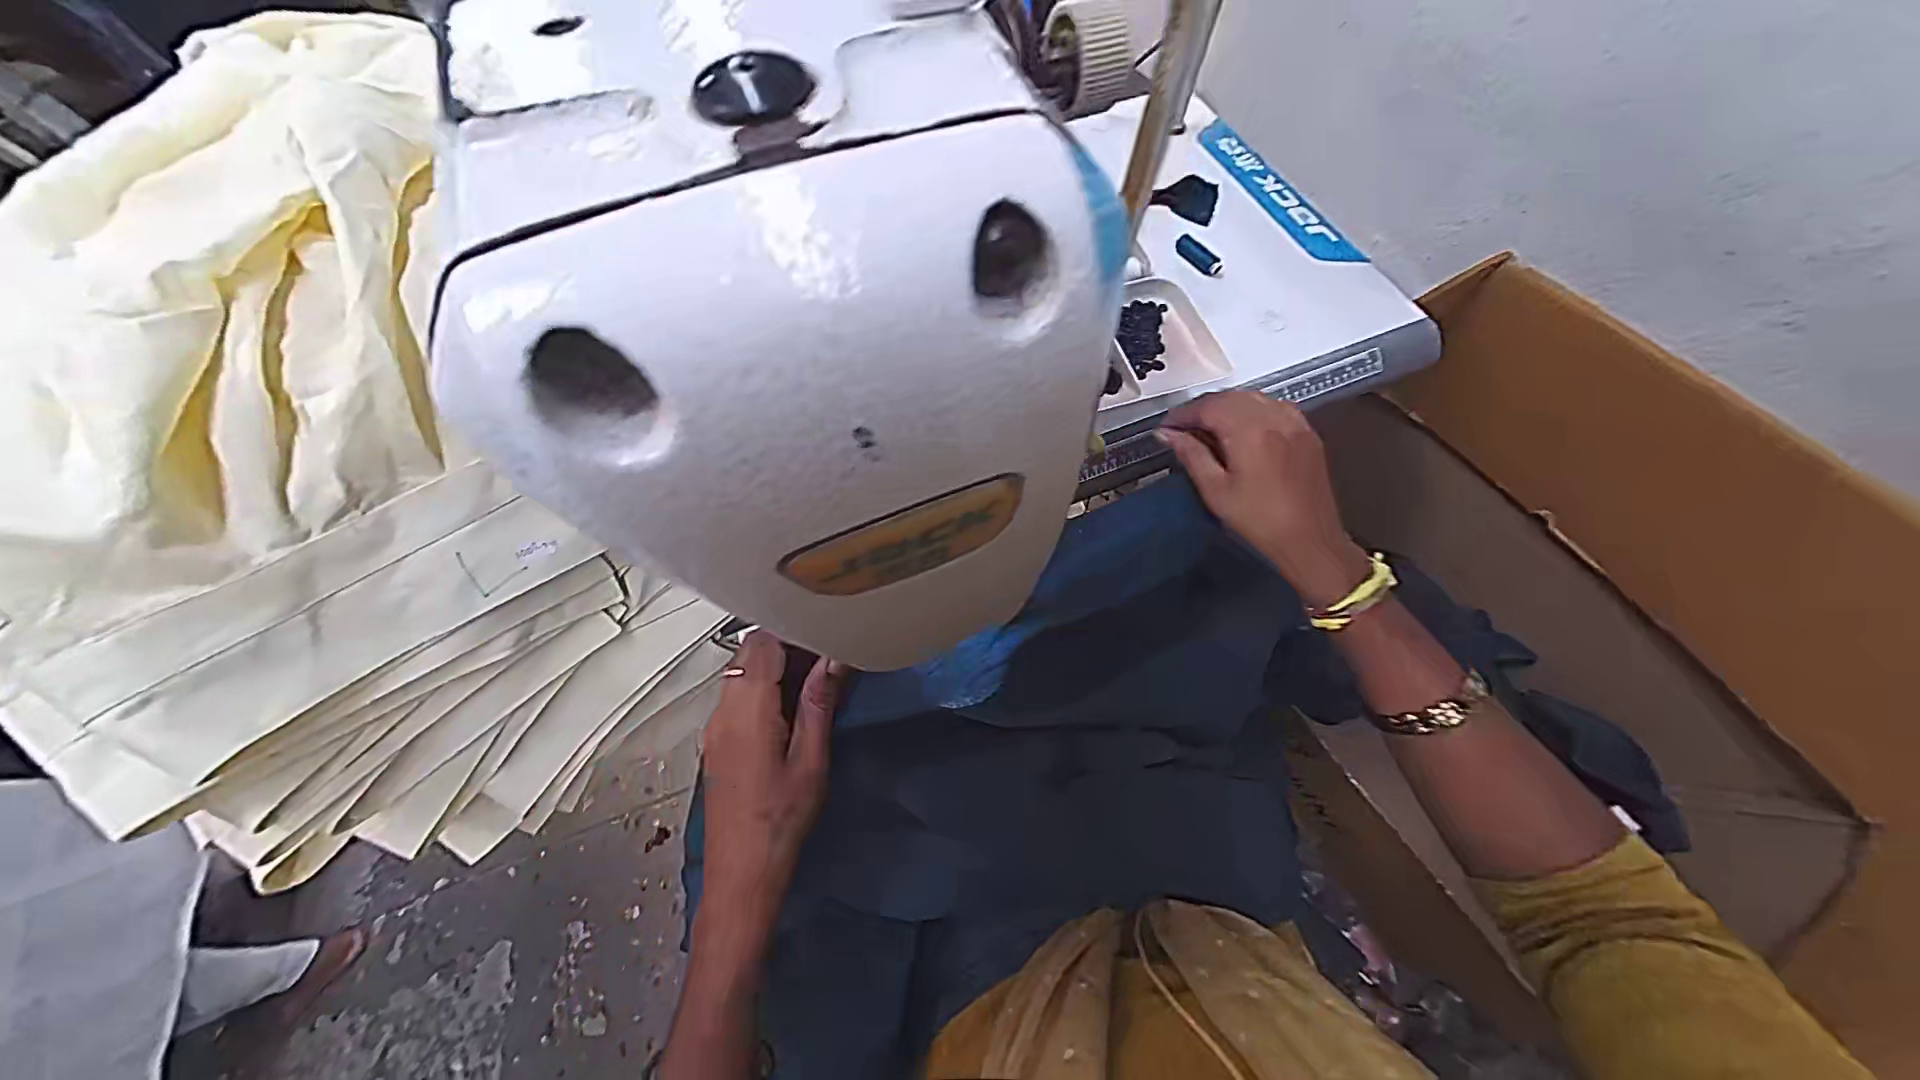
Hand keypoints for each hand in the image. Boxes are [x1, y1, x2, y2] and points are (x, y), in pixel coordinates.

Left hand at [698, 630, 843, 932]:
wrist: (741, 873)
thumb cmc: (781, 819)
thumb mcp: (811, 760)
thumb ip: (819, 703)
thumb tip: (832, 659)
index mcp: (747, 710)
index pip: (761, 642)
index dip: (792, 631)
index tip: (823, 634)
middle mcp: (722, 711)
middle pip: (748, 653)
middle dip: (785, 646)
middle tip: (824, 656)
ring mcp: (714, 727)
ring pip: (741, 672)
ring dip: (774, 667)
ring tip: (812, 681)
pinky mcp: (715, 742)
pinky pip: (736, 696)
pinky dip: (762, 688)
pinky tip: (789, 708)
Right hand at [1157, 391, 1370, 607]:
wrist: (1310, 539)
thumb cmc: (1258, 520)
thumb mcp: (1215, 491)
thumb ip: (1191, 455)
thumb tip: (1168, 434)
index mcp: (1249, 432)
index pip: (1208, 407)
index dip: (1183, 415)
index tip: (1166, 428)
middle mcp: (1274, 418)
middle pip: (1230, 397)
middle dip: (1202, 408)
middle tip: (1182, 428)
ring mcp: (1295, 423)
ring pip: (1253, 398)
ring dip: (1226, 406)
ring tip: (1207, 427)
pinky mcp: (1307, 432)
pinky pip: (1273, 406)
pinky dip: (1251, 409)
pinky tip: (1241, 427)